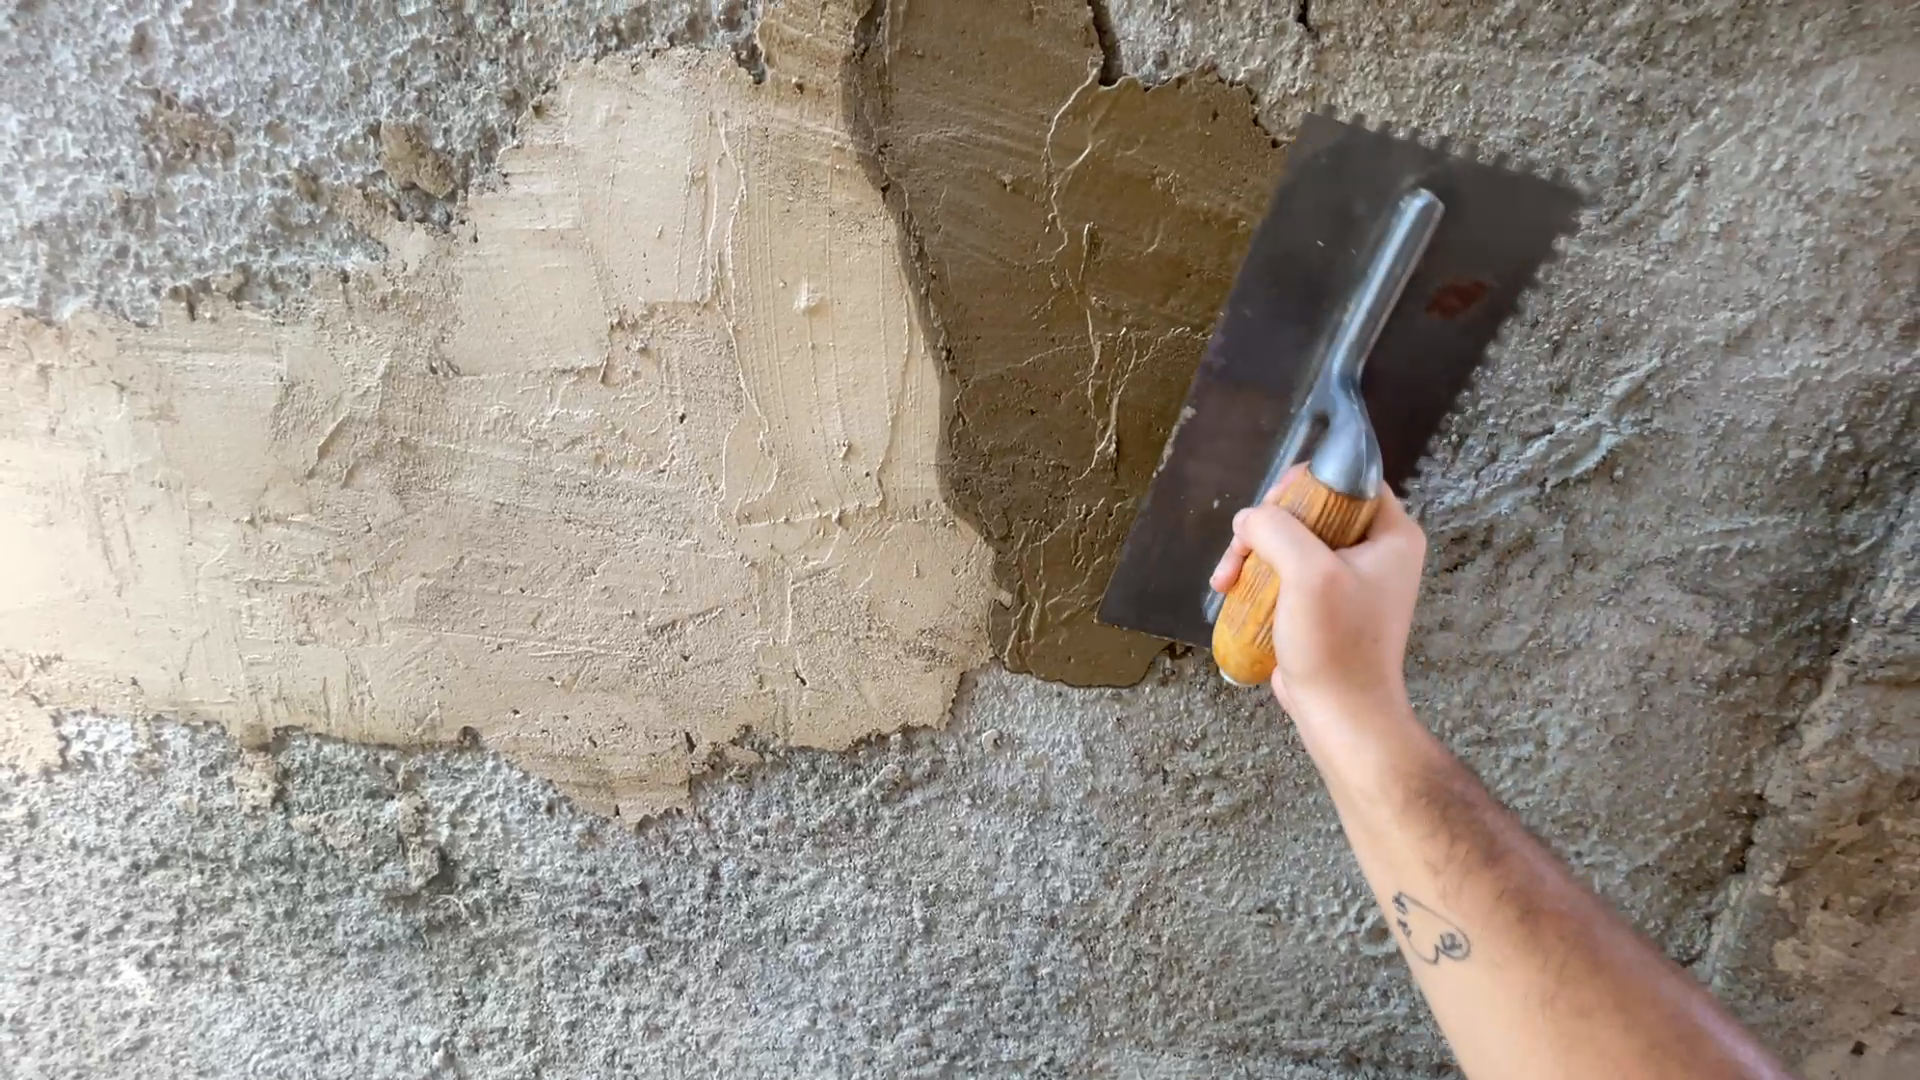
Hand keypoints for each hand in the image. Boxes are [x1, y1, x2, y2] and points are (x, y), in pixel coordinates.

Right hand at [1209, 469, 1427, 721]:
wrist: (1340, 712)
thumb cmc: (1336, 644)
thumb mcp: (1307, 574)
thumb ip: (1276, 529)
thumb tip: (1248, 519)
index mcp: (1392, 535)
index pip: (1349, 481)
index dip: (1304, 484)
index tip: (1268, 507)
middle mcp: (1374, 551)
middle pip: (1311, 510)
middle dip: (1265, 526)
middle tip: (1239, 549)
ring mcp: (1347, 579)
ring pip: (1290, 540)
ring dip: (1251, 553)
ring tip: (1225, 579)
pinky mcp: (1322, 603)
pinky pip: (1284, 570)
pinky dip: (1255, 576)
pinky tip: (1230, 592)